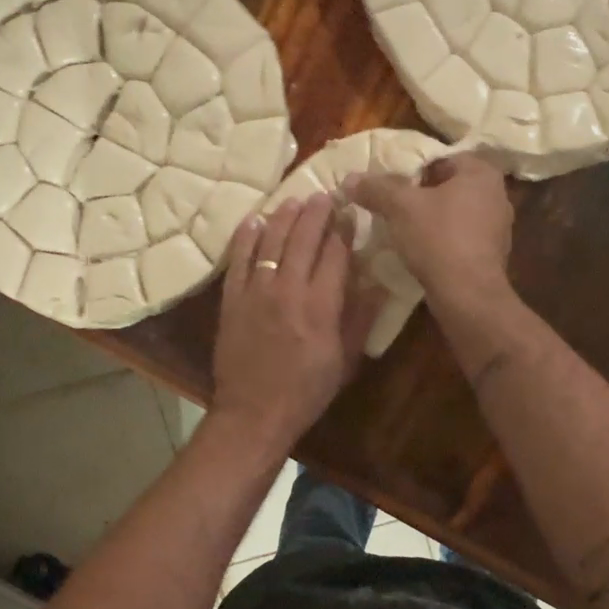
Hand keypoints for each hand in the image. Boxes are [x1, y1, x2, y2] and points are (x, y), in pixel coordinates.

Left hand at [211, 194, 380, 449]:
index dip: (345, 230)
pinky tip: (254, 221)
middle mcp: (289, 291)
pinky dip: (246, 237)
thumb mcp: (345, 361)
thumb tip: (378, 284)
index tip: (351, 214)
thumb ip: (360, 320)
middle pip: (304, 239)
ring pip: (271, 242)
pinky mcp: (231, 300)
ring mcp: (256, 292)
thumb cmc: (306, 392)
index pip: (336, 254)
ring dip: (284, 217)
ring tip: (294, 200)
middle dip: (316, 213)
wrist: (254, 413)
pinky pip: (238, 260)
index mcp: (322, 307)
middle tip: (324, 195)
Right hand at [343, 152, 514, 306]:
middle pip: (448, 187)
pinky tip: (422, 253)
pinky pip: (461, 239)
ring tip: (403, 231)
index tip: (389, 186)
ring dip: (431, 221)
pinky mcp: (491, 256)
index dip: (411, 170)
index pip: (440, 159)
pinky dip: (442, 242)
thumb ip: (376, 188)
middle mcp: (497, 195)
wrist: (467, 295)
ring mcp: (498, 228)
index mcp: (482, 173)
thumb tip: (349, 179)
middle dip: (420, 196)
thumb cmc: (439, 239)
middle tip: (392, 207)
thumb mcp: (401, 207)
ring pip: (454, 215)